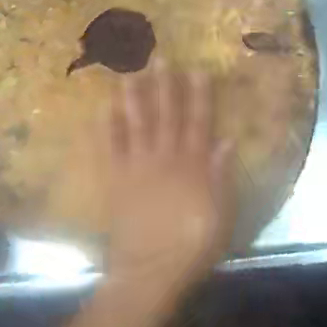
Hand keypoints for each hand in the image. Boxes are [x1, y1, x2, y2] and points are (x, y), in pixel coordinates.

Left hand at [103, 69, 236, 297]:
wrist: (151, 268)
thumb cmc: (193, 246)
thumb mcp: (221, 213)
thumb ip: (221, 175)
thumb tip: (225, 140)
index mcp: (193, 166)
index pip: (198, 122)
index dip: (198, 95)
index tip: (196, 70)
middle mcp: (164, 158)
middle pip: (164, 115)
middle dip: (164, 85)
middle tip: (159, 57)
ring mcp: (136, 167)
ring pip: (134, 124)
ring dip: (132, 97)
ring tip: (128, 73)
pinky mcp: (114, 180)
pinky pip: (108, 147)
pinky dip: (105, 127)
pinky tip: (102, 108)